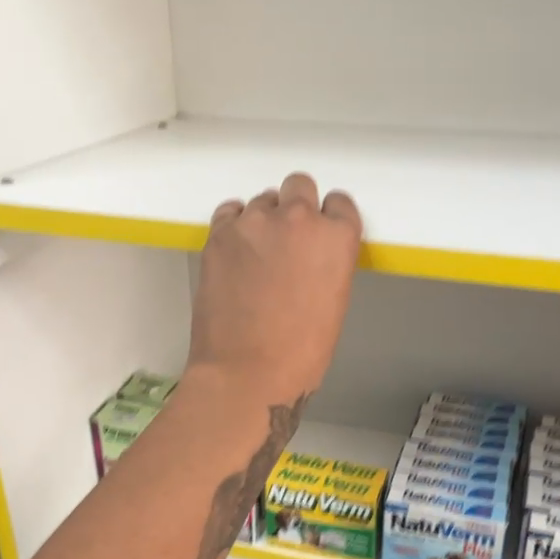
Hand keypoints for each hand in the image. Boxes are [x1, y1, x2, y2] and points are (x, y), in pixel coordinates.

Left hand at [185, 173, 361, 405]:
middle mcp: (299, 219)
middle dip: (295, 206)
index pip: (340, 203)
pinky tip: (235, 252)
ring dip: (263, 220)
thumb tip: (309, 257)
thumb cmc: (300, 352)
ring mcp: (255, 222)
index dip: (329, 218)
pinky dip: (234, 225)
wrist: (247, 372)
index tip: (320, 233)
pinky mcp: (220, 234)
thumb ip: (326, 263)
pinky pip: (230, 212)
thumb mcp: (334, 302)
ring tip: (256, 254)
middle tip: (287, 238)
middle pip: (299, 186)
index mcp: (337, 238)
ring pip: (262, 200)